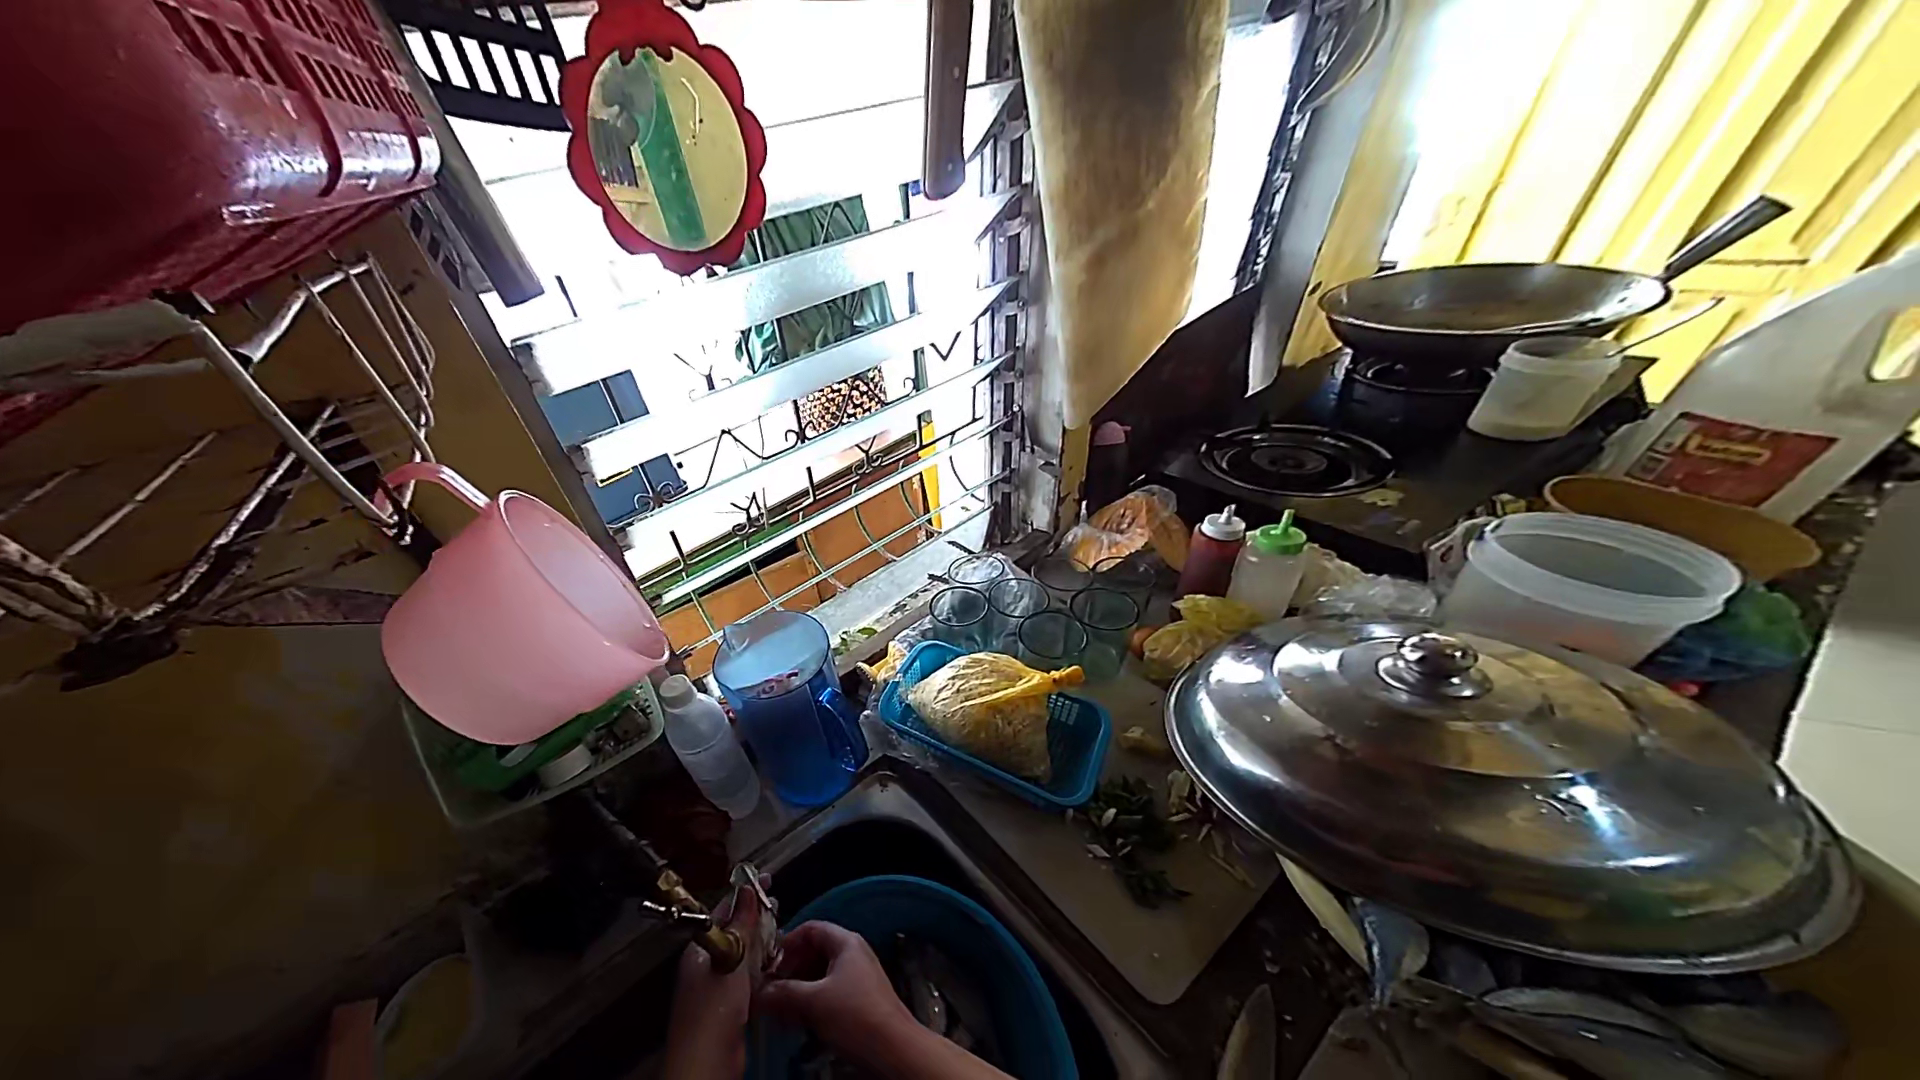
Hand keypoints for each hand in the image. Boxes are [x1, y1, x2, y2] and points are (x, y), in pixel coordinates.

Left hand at [660, 883, 762, 1079]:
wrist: (707, 1065)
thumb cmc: (715, 1009)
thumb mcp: (731, 960)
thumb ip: (741, 925)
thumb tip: (749, 888)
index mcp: (700, 949)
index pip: (723, 911)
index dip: (744, 893)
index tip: (767, 878)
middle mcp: (707, 963)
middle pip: (734, 930)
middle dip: (755, 914)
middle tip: (778, 899)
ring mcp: (717, 985)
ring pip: (743, 952)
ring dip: (761, 938)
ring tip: (782, 925)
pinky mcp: (730, 1004)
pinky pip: (748, 974)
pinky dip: (763, 963)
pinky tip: (779, 960)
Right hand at [756, 921, 917, 1064]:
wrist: (893, 1048)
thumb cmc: (854, 1014)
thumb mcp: (814, 1002)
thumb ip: (784, 993)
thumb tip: (758, 991)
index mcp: (845, 942)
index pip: (811, 929)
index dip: (787, 943)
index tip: (767, 965)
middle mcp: (852, 953)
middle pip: (814, 951)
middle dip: (790, 970)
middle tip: (770, 992)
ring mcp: (856, 976)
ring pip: (819, 974)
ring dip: (797, 990)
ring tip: (779, 1011)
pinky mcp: (858, 999)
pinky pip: (828, 992)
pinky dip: (810, 1002)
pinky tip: (797, 1022)